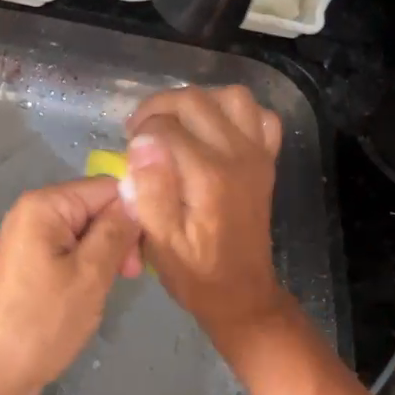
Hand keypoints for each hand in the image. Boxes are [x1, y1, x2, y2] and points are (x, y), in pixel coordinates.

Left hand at [0, 176, 140, 394]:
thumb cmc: (43, 320)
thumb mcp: (89, 275)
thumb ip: (116, 232)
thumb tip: (137, 199)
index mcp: (45, 203)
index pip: (105, 187)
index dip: (131, 213)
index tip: (143, 254)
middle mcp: (35, 210)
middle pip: (94, 206)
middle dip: (118, 236)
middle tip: (130, 276)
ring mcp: (30, 235)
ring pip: (85, 230)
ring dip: (105, 254)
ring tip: (111, 287)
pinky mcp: (31, 260)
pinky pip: (70, 248)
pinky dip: (88, 265)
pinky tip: (93, 291)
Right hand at [121, 86, 291, 335]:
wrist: (243, 297)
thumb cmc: (195, 274)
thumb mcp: (161, 243)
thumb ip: (150, 190)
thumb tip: (141, 142)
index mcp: (209, 176)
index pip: (165, 126)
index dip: (139, 132)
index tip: (128, 152)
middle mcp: (237, 156)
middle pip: (195, 100)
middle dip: (159, 107)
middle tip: (140, 132)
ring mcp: (257, 155)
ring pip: (231, 97)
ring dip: (198, 102)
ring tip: (175, 123)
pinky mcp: (266, 160)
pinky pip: (259, 117)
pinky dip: (236, 113)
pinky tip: (214, 130)